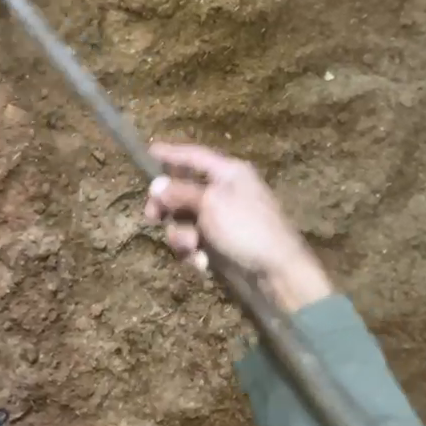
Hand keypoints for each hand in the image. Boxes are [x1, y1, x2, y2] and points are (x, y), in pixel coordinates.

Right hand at [142, 142, 334, 313]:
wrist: (277, 274)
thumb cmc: (246, 229)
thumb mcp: (210, 203)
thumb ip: (179, 192)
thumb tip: (156, 186)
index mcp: (228, 173)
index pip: (194, 156)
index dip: (171, 154)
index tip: (148, 151)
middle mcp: (224, 192)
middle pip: (181, 189)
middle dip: (166, 205)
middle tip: (151, 216)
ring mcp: (221, 220)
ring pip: (183, 219)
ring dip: (180, 234)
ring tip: (191, 246)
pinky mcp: (218, 244)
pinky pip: (192, 241)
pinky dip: (192, 251)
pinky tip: (201, 261)